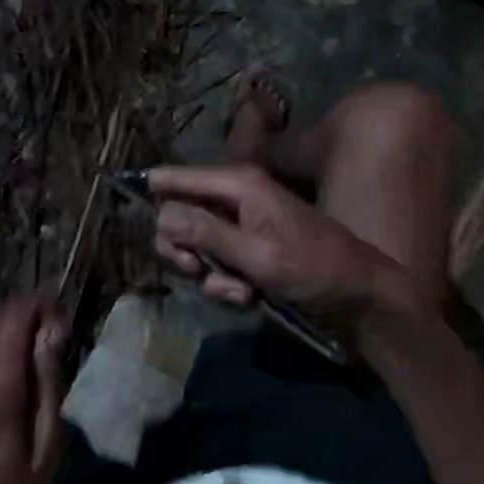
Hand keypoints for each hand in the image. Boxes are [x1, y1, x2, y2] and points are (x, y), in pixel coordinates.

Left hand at [0, 297, 66, 483]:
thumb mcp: (48, 448)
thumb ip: (47, 382)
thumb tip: (50, 333)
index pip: (14, 315)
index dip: (42, 305)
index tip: (65, 322)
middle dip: (23, 309)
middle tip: (53, 332)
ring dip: (6, 323)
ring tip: (37, 348)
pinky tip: (14, 368)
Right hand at [149, 164, 435, 325]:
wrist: (364, 305)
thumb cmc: (315, 270)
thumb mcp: (258, 254)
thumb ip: (205, 232)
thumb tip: (160, 215)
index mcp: (239, 185)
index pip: (177, 177)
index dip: (150, 188)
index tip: (119, 195)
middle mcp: (235, 202)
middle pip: (177, 217)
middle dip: (182, 247)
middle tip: (195, 268)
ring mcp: (241, 232)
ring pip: (194, 248)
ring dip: (208, 274)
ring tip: (239, 292)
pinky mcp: (247, 258)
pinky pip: (216, 270)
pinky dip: (227, 287)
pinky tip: (250, 301)